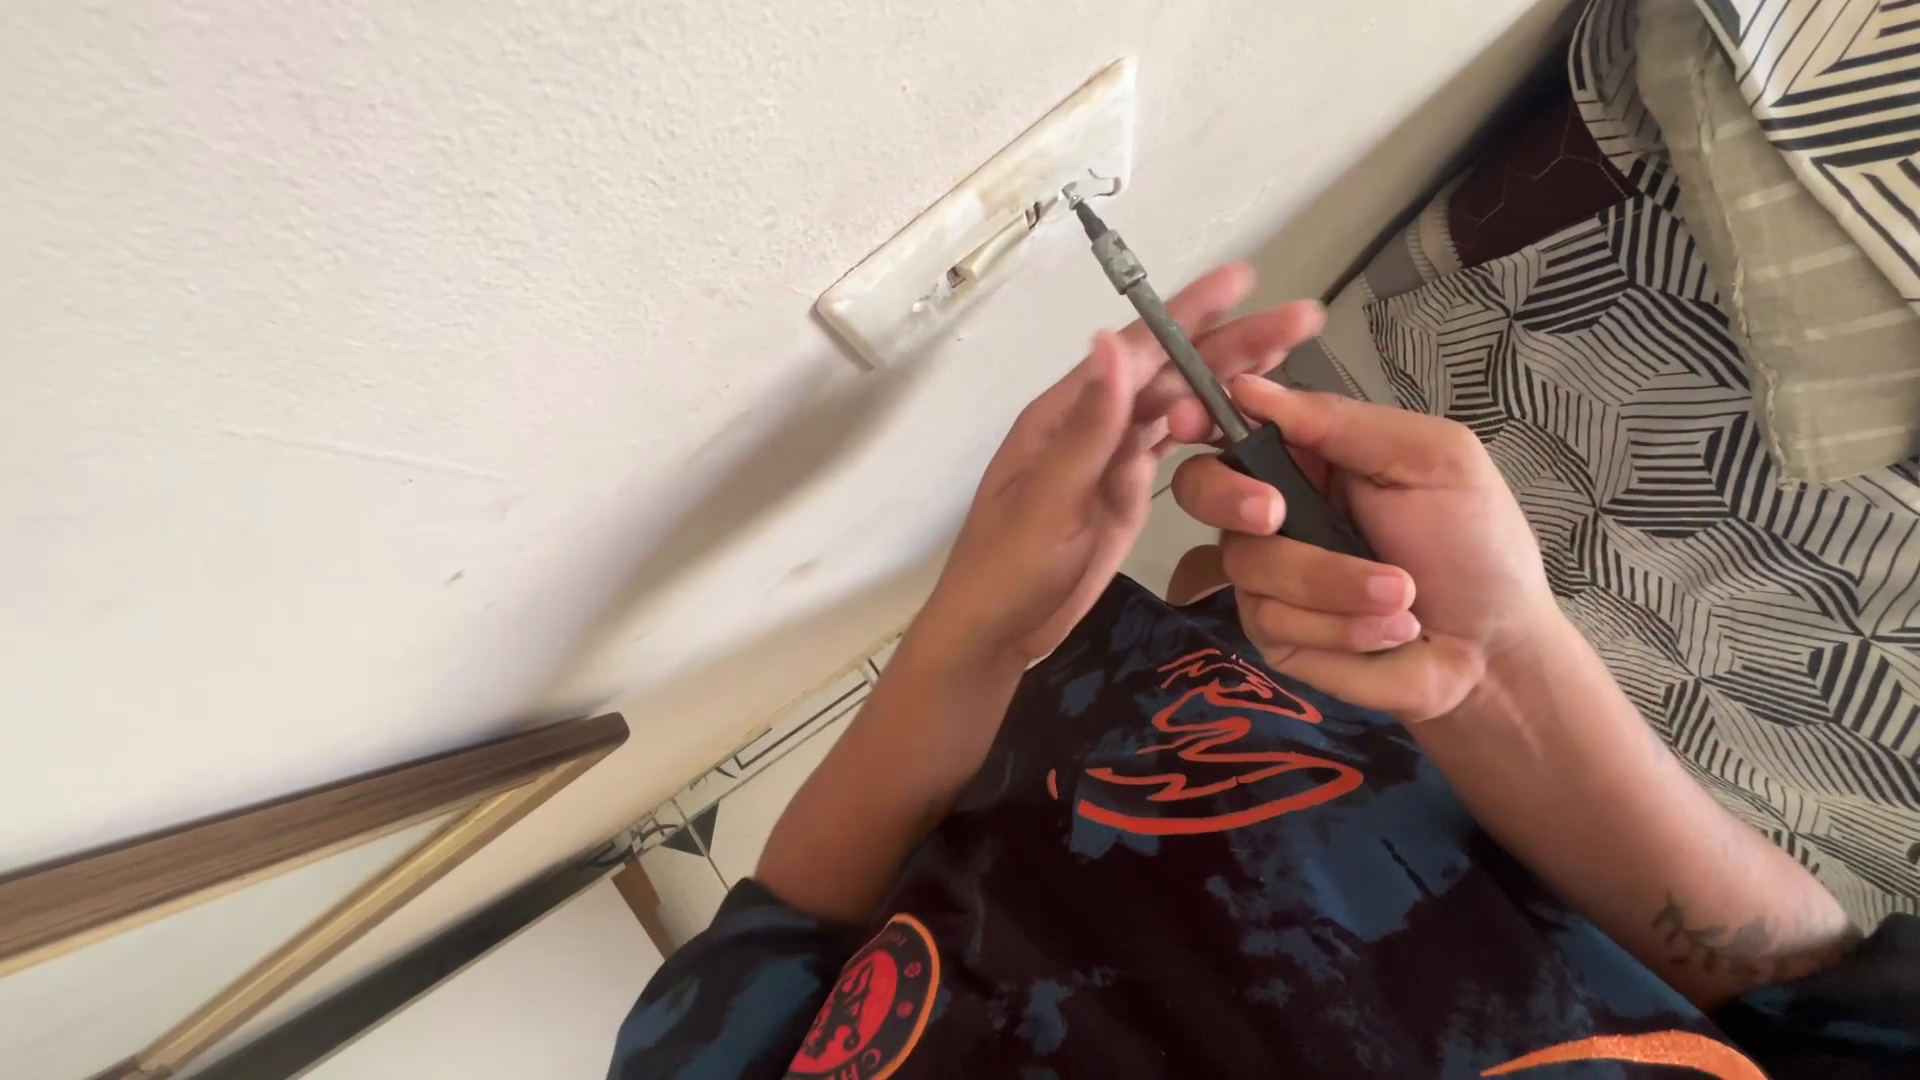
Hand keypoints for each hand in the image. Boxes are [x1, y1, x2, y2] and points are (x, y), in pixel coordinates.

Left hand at [908, 265, 1324, 676]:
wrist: (999, 629)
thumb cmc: (1010, 566)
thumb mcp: (1049, 497)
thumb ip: (1087, 426)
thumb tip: (1112, 339)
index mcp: (1063, 414)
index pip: (1134, 351)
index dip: (1188, 314)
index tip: (1243, 280)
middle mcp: (1090, 424)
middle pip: (1166, 374)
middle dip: (1229, 345)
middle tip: (1299, 321)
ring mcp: (1110, 458)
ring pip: (1174, 406)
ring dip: (1225, 383)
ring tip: (1287, 361)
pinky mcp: (1125, 491)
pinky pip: (1172, 448)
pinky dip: (1208, 430)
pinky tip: (1245, 417)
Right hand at [1170, 376, 1557, 721]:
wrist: (1494, 650)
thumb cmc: (1472, 542)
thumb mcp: (1429, 460)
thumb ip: (1340, 422)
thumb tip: (1247, 387)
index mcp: (1304, 459)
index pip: (1230, 428)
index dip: (1195, 420)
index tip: (1186, 421)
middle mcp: (1269, 510)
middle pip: (1199, 489)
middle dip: (1227, 497)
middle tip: (1275, 516)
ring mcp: (1262, 574)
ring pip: (1246, 563)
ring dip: (1331, 581)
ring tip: (1402, 596)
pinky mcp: (1268, 630)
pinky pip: (1271, 619)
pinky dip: (1339, 626)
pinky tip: (1387, 630)